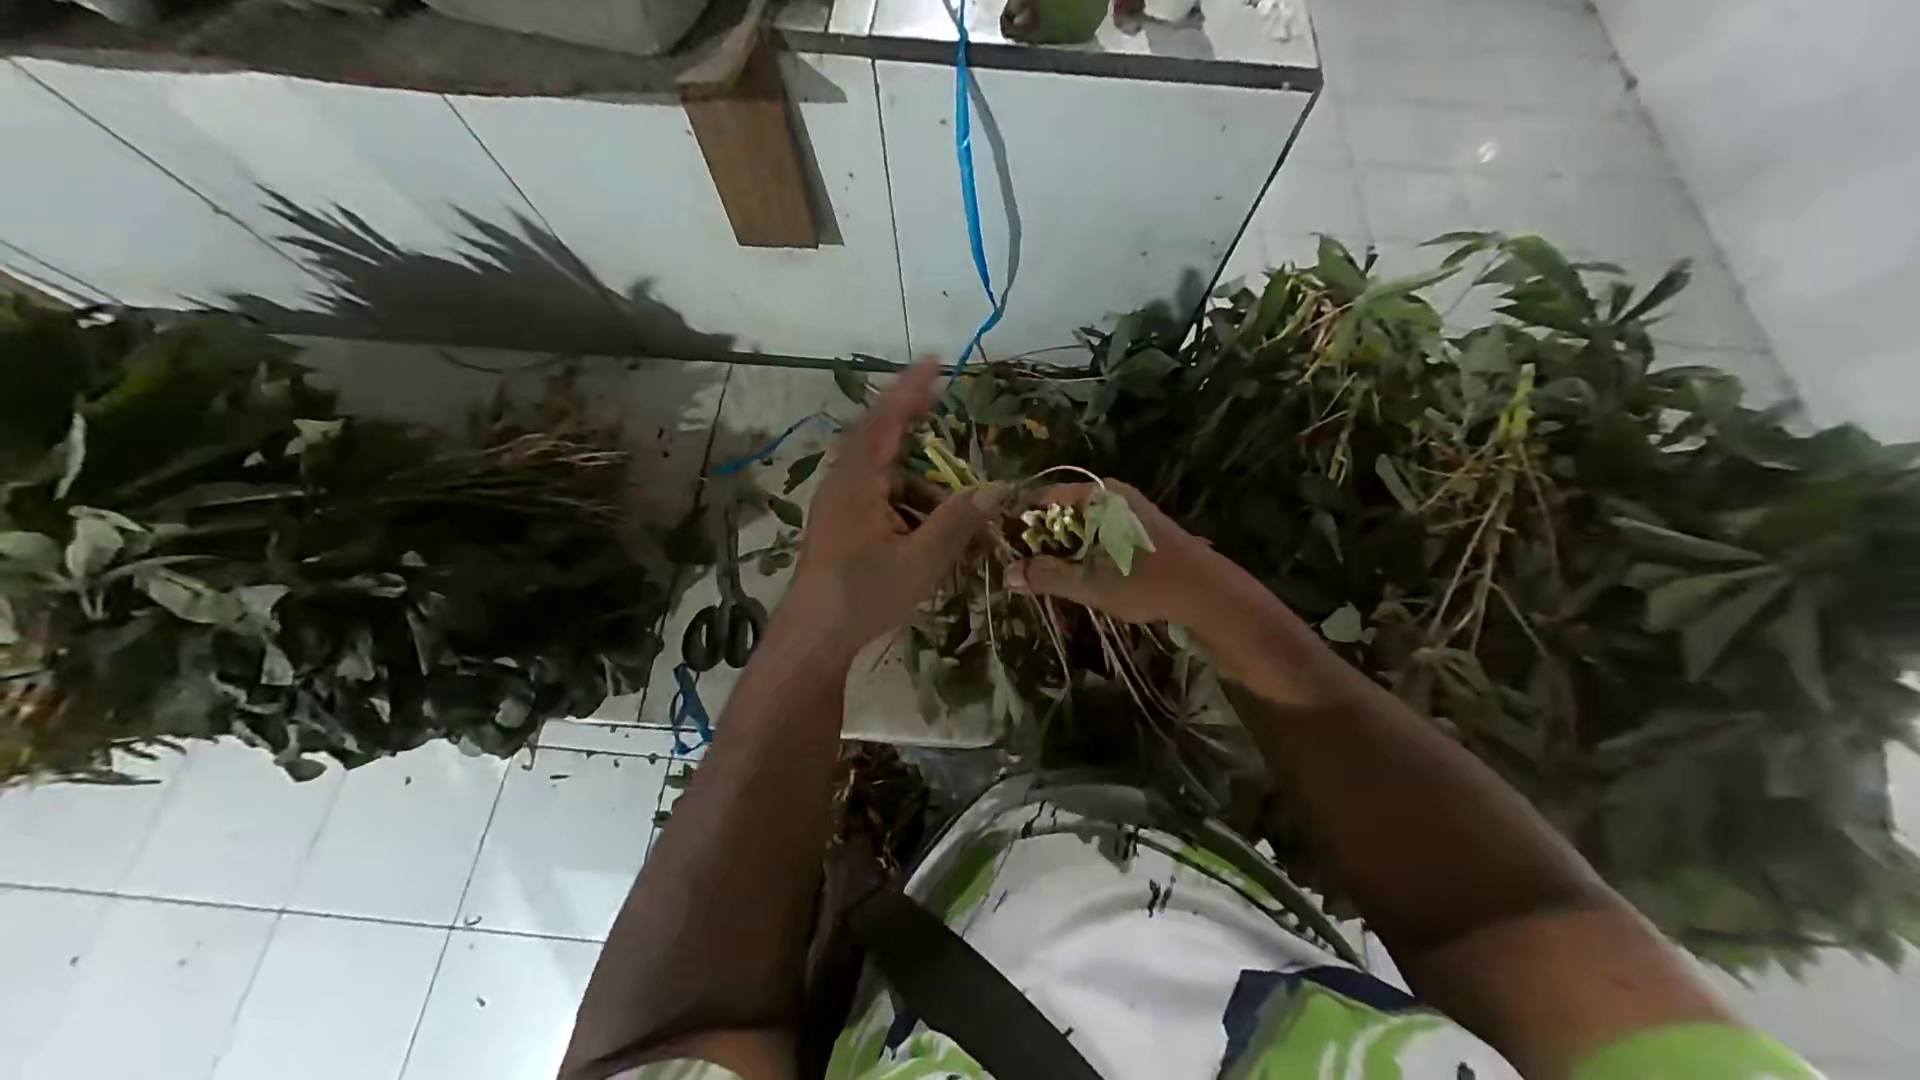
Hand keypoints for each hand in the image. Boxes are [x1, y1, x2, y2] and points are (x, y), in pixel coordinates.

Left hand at [784, 361, 1001, 659]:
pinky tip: (925, 528)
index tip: (936, 361)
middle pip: (880, 438)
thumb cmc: (863, 598)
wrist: (813, 636)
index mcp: (857, 483)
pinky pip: (877, 494)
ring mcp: (838, 503)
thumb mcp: (920, 563)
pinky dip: (904, 500)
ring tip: (950, 504)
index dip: (911, 390)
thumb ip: (957, 523)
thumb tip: (995, 489)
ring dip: (916, 479)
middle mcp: (843, 484)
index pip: (886, 422)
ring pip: (882, 472)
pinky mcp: (840, 523)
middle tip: (943, 407)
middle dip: (913, 422)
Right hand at [1004, 480, 1226, 626]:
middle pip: (1063, 511)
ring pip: (1082, 525)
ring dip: (1063, 548)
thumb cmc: (1144, 581)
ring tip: (1043, 573)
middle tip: (1020, 564)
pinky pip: (1100, 534)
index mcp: (1099, 495)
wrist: (1207, 594)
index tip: (1002, 542)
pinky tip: (1078, 574)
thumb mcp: (1088, 582)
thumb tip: (1008, 574)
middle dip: (1041, 537)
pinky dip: (1084, 551)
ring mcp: (1130, 512)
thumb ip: (1046, 575)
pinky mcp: (1141, 531)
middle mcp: (1113, 496)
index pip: (1045, 497)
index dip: (1021, 519)